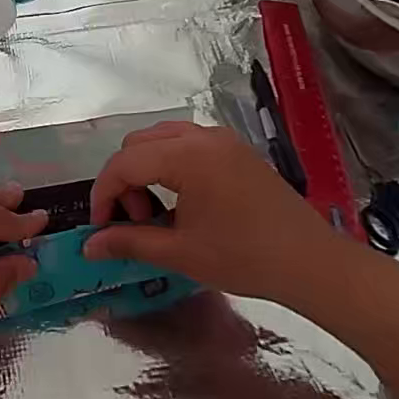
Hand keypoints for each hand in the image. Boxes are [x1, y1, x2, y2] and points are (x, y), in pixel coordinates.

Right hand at [83, 121, 358, 305]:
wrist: (309, 261)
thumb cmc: (243, 257)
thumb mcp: (180, 252)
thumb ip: (130, 242)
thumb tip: (89, 245)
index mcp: (187, 156)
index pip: (124, 163)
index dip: (103, 194)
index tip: (100, 227)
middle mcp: (203, 137)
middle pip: (139, 144)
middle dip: (125, 181)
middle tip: (136, 222)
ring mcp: (224, 141)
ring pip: (163, 140)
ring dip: (147, 170)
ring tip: (157, 213)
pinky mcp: (238, 151)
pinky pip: (189, 145)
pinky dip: (171, 165)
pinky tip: (182, 202)